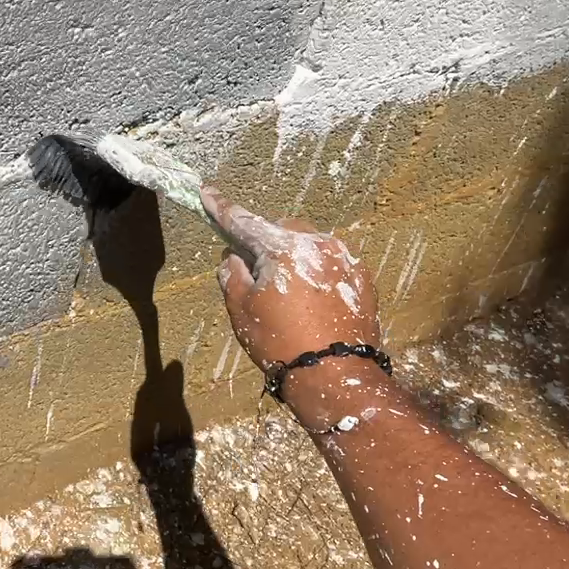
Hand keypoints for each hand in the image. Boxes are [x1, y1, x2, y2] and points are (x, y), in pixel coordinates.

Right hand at [201, 186, 379, 379]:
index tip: (206, 192)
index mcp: (284, 248)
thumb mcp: (240, 308)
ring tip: (284, 291)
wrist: (335, 377)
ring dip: (291, 257)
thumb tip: (234, 257)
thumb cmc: (279, 342)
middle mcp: (319, 244)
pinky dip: (313, 273)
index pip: (244, 222)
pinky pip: (328, 264)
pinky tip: (307, 300)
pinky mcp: (362, 280)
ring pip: (308, 245)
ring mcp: (345, 261)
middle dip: (265, 242)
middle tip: (253, 270)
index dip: (221, 208)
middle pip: (282, 229)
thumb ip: (232, 274)